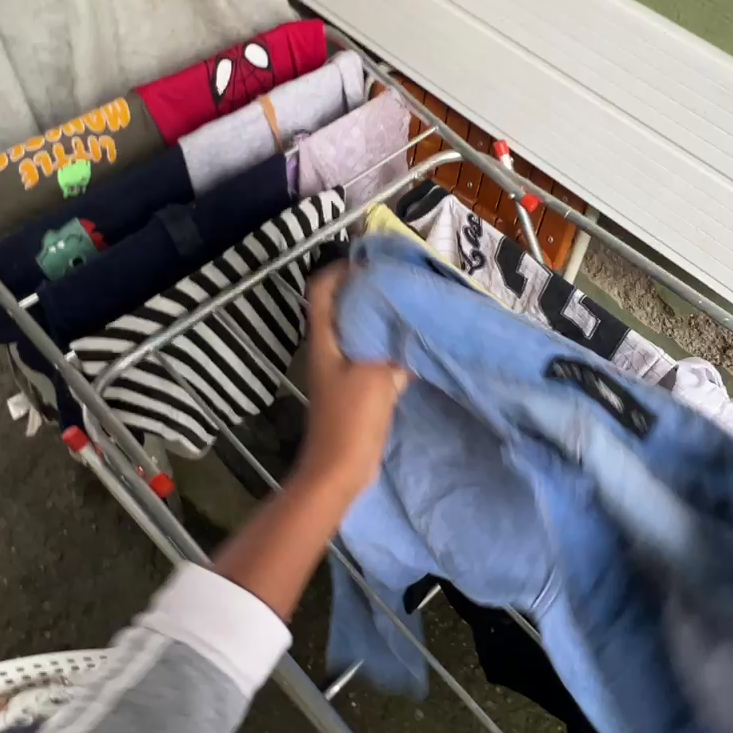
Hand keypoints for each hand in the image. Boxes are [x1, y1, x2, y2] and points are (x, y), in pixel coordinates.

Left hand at [288, 262, 406, 501]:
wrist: (338, 471)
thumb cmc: (351, 420)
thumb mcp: (375, 377)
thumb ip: (391, 350)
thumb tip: (408, 332)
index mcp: (324, 341)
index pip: (322, 290)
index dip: (340, 268)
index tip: (372, 260)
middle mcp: (327, 349)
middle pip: (341, 307)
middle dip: (366, 290)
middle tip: (399, 281)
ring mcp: (340, 370)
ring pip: (358, 332)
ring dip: (379, 319)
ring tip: (410, 307)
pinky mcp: (354, 388)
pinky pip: (370, 355)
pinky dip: (387, 346)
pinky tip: (411, 346)